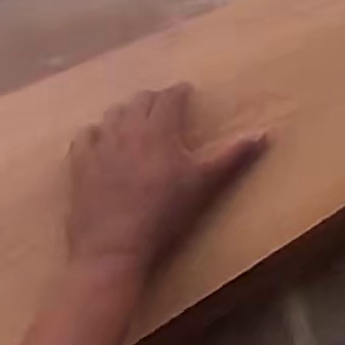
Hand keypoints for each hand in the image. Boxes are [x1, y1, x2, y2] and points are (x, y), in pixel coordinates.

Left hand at [64, 83, 265, 273]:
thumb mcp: (206, 183)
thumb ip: (235, 155)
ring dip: (126, 113)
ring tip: (137, 123)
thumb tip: (266, 134)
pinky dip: (96, 133)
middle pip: (139, 100)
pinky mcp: (78, 169)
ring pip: (111, 115)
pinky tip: (103, 142)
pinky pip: (84, 137)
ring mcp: (100, 149)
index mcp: (160, 129)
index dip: (180, 92)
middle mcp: (128, 131)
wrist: (114, 252)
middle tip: (166, 108)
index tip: (187, 94)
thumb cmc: (165, 213)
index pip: (169, 96)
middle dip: (154, 99)